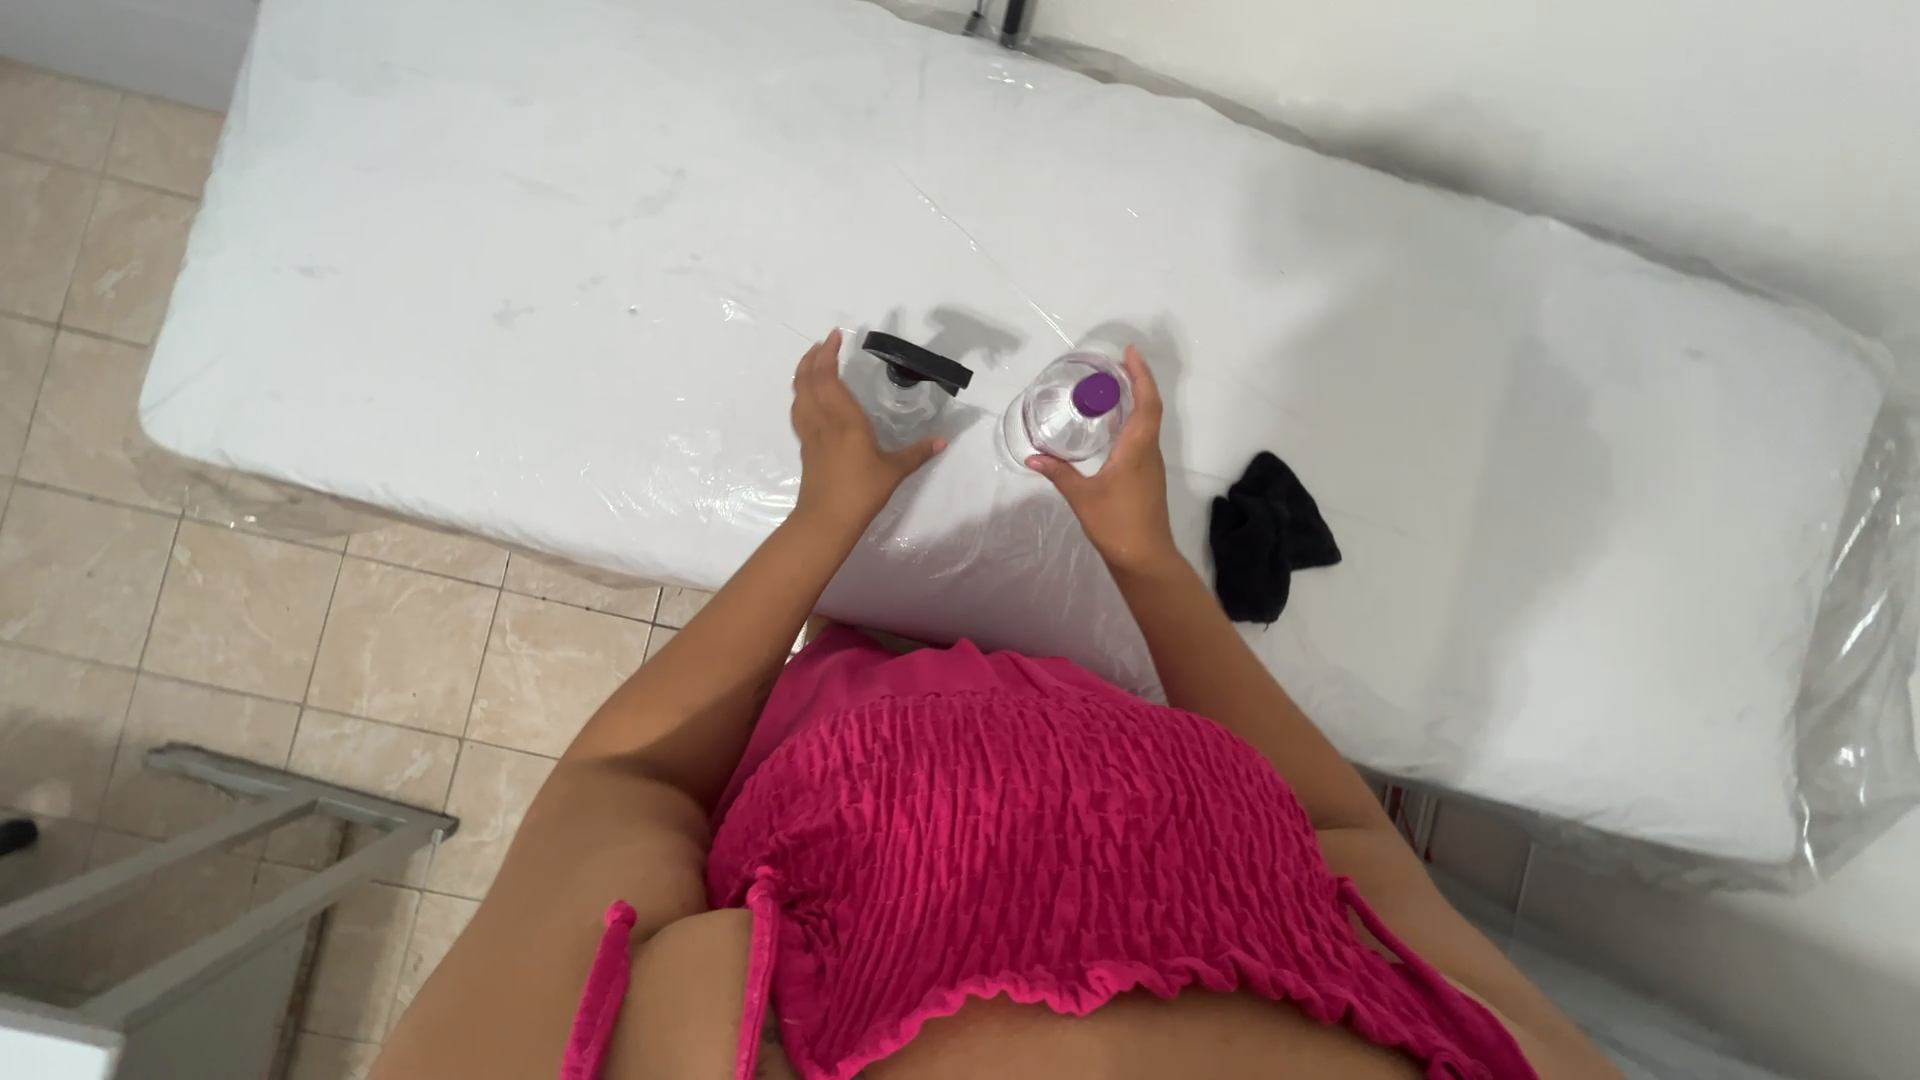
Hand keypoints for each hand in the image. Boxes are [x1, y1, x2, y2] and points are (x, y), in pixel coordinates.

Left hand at [791, 329, 944, 530]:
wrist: (826, 520)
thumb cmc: (861, 492)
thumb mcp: (894, 471)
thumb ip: (917, 453)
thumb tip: (942, 441)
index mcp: (845, 420)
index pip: (829, 377)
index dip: (828, 353)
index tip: (835, 336)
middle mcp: (823, 421)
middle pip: (807, 380)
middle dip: (812, 357)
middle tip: (824, 344)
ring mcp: (810, 434)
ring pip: (798, 395)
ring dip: (803, 374)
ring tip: (814, 364)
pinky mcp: (806, 448)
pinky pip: (799, 412)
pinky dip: (802, 396)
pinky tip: (811, 399)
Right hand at [1026, 345, 1179, 572]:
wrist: (1144, 557)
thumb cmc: (1117, 523)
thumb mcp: (1082, 496)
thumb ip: (1058, 473)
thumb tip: (1032, 458)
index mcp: (1137, 449)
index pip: (1145, 402)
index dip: (1140, 375)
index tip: (1129, 353)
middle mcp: (1148, 451)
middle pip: (1149, 408)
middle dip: (1136, 382)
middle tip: (1115, 364)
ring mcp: (1150, 466)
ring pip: (1146, 424)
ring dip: (1134, 402)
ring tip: (1109, 389)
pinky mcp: (1146, 478)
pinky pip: (1140, 439)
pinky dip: (1129, 423)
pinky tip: (1109, 427)